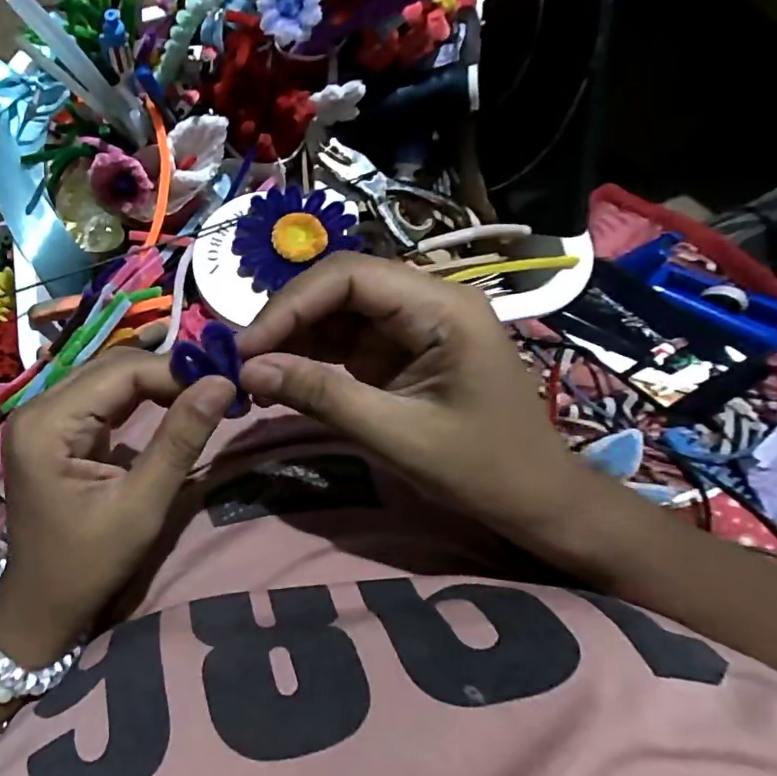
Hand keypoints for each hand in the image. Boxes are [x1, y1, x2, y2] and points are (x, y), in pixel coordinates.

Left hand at [0, 350, 235, 663]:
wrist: (42, 604)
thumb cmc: (88, 563)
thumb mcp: (141, 505)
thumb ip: (180, 440)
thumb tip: (221, 384)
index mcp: (47, 424)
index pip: (120, 372)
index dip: (174, 371)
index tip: (224, 382)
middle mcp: (38, 408)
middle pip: (112, 368)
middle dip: (167, 373)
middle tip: (218, 386)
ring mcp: (43, 417)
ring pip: (109, 377)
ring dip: (156, 382)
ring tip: (202, 392)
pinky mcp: (55, 429)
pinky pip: (103, 397)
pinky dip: (140, 397)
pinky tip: (172, 403)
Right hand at [235, 253, 589, 548]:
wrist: (535, 499)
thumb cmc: (481, 468)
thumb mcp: (396, 434)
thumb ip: (321, 396)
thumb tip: (247, 370)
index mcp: (441, 306)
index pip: (349, 276)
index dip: (289, 305)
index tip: (246, 348)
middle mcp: (427, 300)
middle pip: (339, 287)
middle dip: (287, 320)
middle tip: (241, 362)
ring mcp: (414, 324)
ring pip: (337, 311)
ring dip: (294, 338)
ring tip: (253, 374)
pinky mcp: (402, 350)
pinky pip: (346, 340)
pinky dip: (311, 358)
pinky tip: (281, 379)